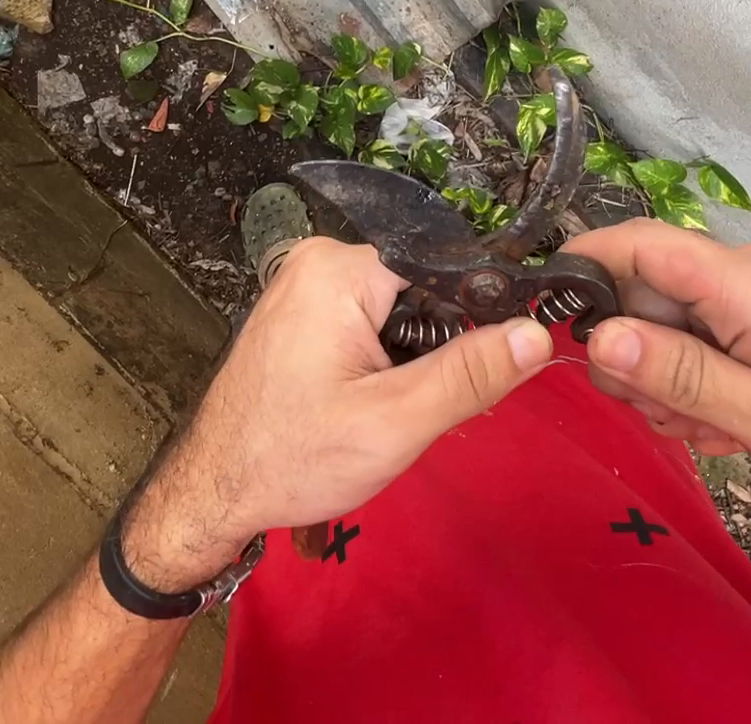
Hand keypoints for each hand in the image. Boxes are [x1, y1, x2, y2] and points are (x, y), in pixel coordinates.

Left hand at [122, 237, 555, 588]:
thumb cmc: (293, 458)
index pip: (441, 266)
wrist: (213, 490)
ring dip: (409, 353)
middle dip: (435, 342)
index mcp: (340, 267)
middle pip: (419, 286)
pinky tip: (367, 395)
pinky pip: (367, 316)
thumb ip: (469, 375)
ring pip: (397, 305)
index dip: (472, 314)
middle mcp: (320, 259)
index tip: (489, 361)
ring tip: (388, 404)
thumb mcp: (393, 422)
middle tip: (419, 400)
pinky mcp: (302, 310)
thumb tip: (537, 333)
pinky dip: (383, 354)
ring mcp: (305, 283)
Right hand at [562, 219, 750, 546]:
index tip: (545, 313)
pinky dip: (691, 382)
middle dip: (628, 350)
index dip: (584, 263)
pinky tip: (724, 424)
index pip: (644, 243)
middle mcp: (749, 279)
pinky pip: (698, 341)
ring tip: (706, 430)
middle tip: (657, 414)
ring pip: (666, 322)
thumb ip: (688, 376)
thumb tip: (600, 335)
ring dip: (662, 376)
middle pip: (645, 288)